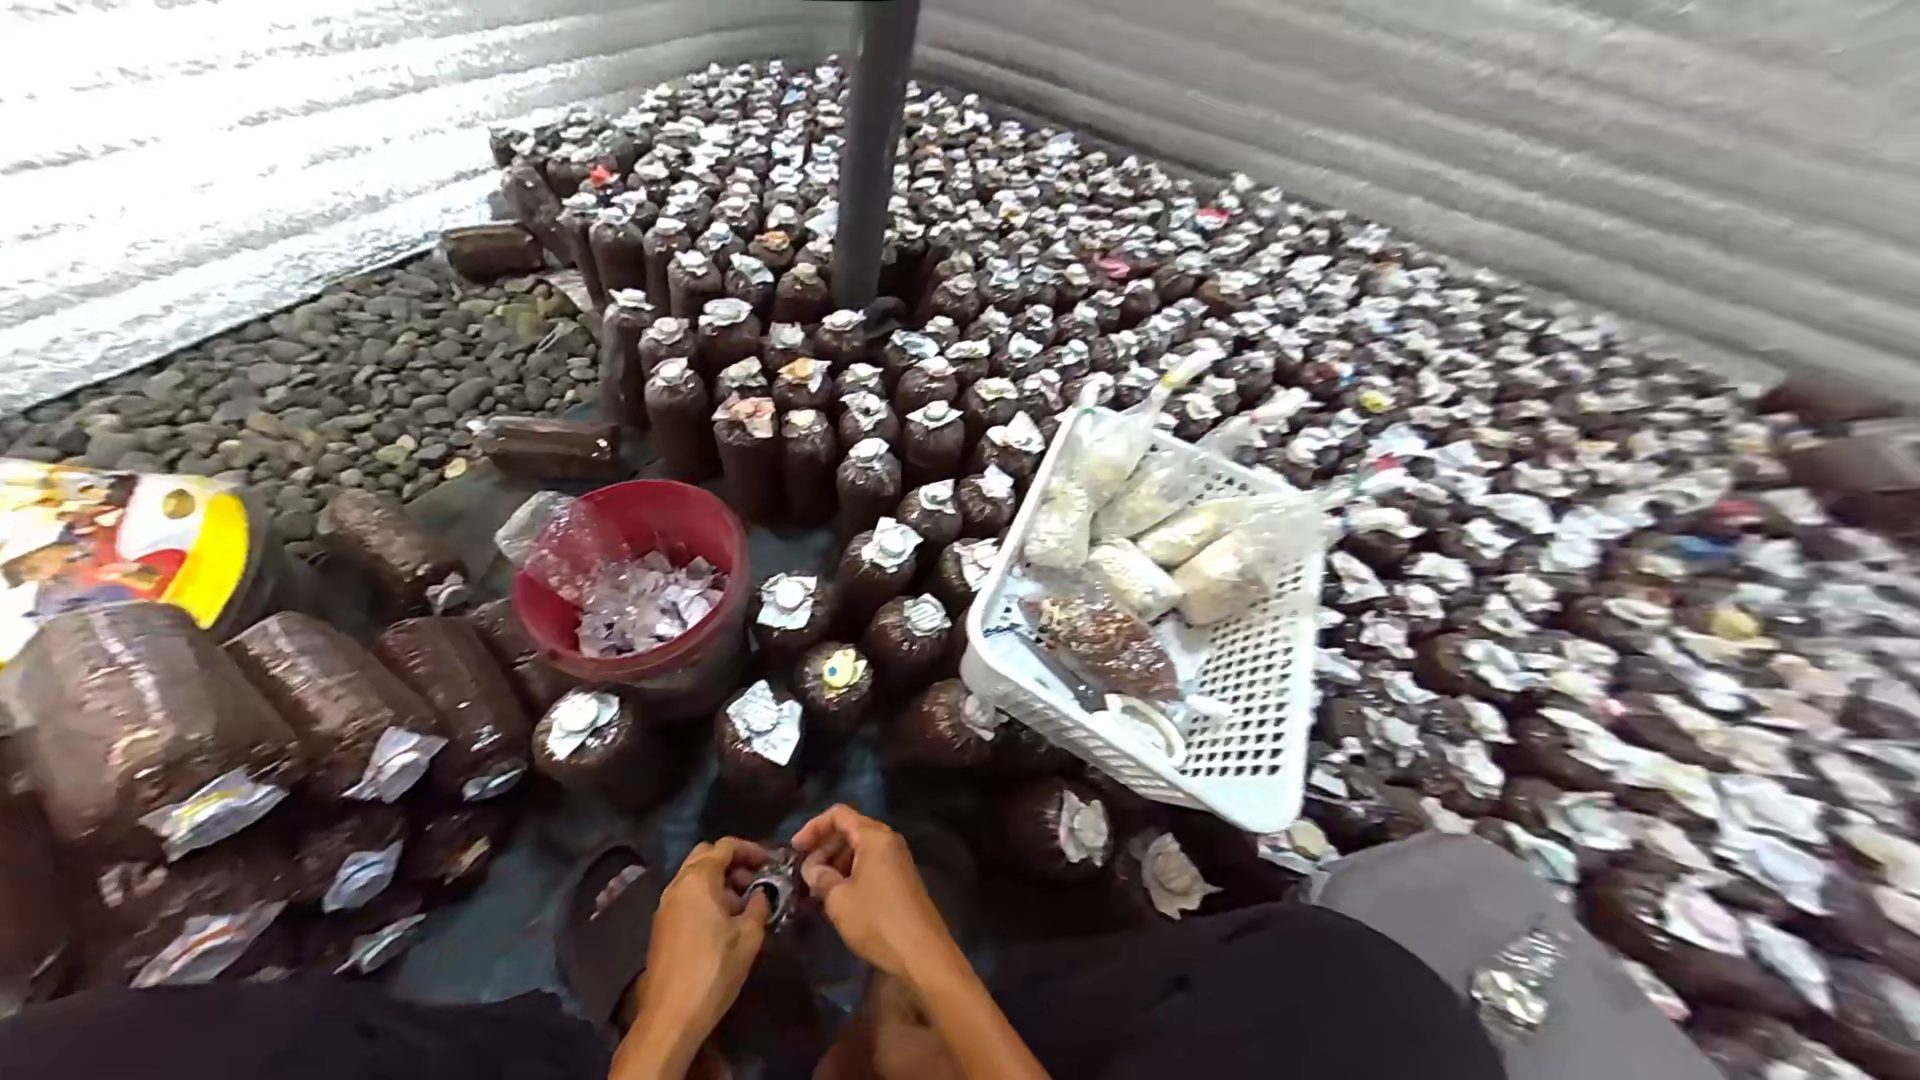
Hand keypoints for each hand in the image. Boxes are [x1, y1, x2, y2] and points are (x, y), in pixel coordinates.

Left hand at [638, 838, 771, 1041]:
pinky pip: (686, 895)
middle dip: (732, 861)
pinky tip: (723, 921)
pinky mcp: (661, 926)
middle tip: (754, 879)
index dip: (751, 849)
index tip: (769, 863)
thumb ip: (759, 904)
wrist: (671, 1017)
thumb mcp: (750, 934)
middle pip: (706, 855)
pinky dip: (705, 896)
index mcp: (698, 879)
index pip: (726, 846)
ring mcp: (665, 906)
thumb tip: (760, 893)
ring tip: (742, 903)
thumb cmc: (714, 967)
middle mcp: (678, 885)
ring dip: (719, 880)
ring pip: (694, 876)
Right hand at [792, 805, 953, 979]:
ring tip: (818, 887)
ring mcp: (897, 858)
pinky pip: (870, 863)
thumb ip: (820, 877)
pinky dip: (851, 871)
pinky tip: (838, 895)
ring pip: (860, 848)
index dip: (813, 827)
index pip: (839, 814)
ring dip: (836, 861)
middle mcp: (888, 840)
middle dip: (824, 846)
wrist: (922, 952)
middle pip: (849, 829)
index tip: (795, 849)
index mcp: (874, 835)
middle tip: (805, 872)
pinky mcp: (900, 877)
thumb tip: (812, 868)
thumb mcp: (839, 899)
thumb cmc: (877, 919)